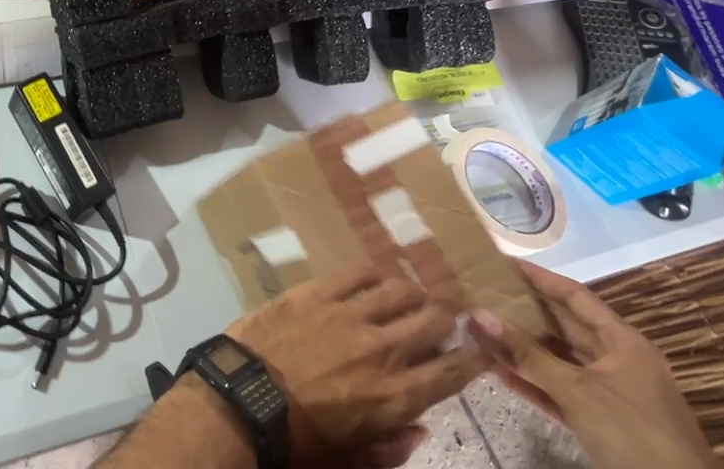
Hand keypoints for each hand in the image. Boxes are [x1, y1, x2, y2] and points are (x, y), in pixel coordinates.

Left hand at [226, 264, 482, 466]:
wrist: (242, 399)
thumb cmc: (297, 437)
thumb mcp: (350, 457)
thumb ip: (390, 445)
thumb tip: (419, 427)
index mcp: (396, 395)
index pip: (452, 371)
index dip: (473, 358)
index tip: (480, 350)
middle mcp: (383, 349)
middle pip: (433, 321)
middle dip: (444, 319)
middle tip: (441, 319)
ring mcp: (349, 315)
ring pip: (399, 290)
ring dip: (412, 293)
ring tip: (411, 296)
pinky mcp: (318, 292)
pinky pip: (357, 273)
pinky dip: (373, 275)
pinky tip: (374, 279)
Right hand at [469, 263, 718, 468]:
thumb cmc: (633, 433)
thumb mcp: (577, 391)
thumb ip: (528, 354)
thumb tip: (478, 313)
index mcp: (623, 342)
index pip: (576, 296)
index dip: (539, 277)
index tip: (502, 262)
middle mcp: (617, 360)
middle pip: (564, 326)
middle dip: (523, 312)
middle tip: (481, 293)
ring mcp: (609, 392)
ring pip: (558, 360)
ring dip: (522, 349)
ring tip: (480, 329)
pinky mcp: (601, 420)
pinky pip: (560, 391)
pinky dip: (532, 381)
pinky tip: (497, 371)